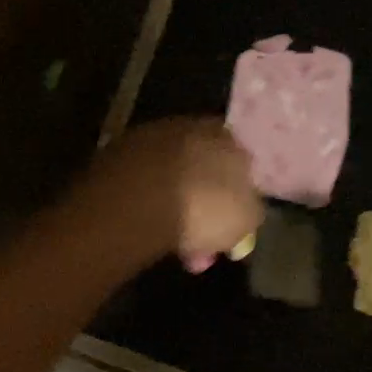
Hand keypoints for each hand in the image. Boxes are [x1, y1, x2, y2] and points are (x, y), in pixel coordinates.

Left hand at [68, 117, 262, 269]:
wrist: (139, 201)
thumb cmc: (205, 208)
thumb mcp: (248, 218)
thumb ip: (253, 209)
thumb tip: (248, 210)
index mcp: (225, 134)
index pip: (240, 160)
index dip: (239, 194)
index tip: (235, 222)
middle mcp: (188, 126)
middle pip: (204, 171)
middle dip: (207, 208)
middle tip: (206, 243)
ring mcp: (150, 138)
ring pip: (175, 180)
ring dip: (180, 210)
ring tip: (180, 245)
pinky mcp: (118, 154)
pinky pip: (147, 186)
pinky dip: (154, 207)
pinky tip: (155, 231)